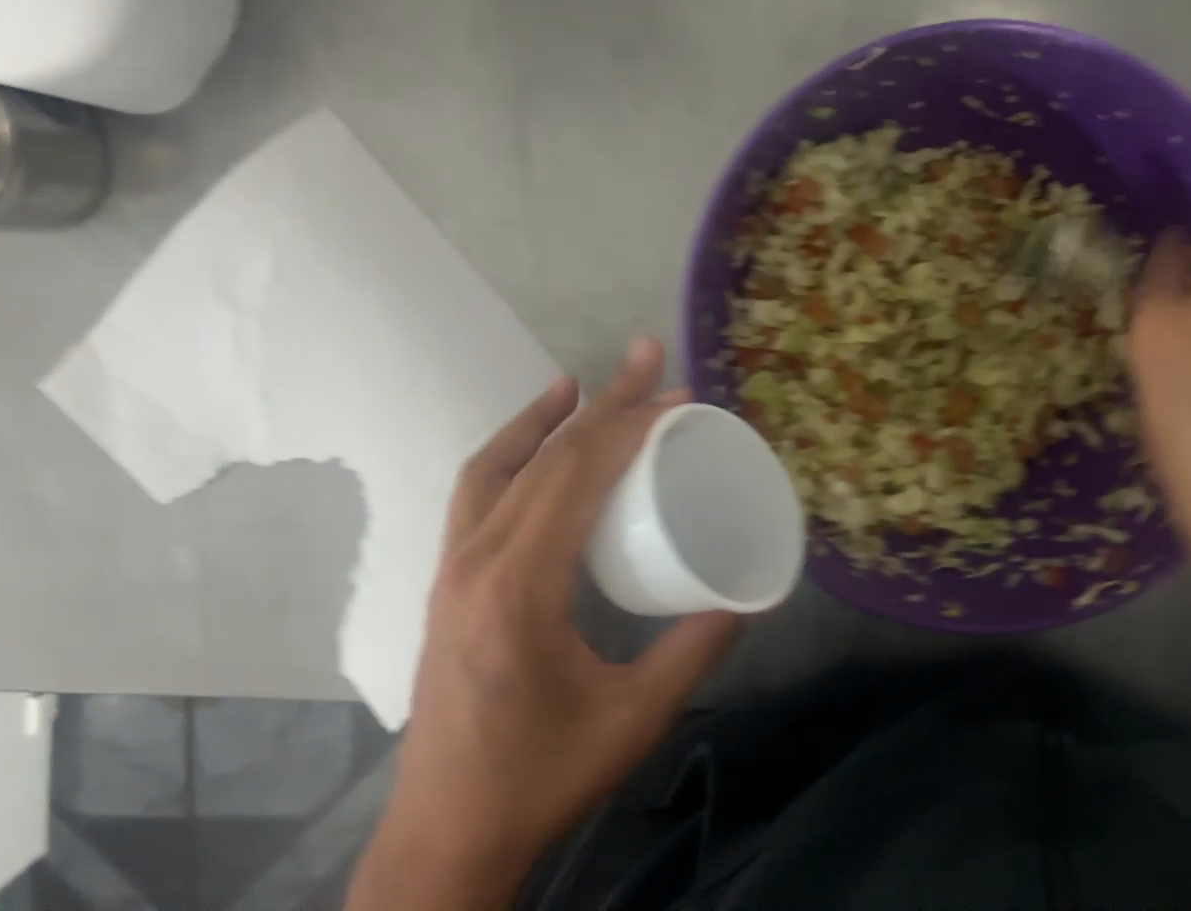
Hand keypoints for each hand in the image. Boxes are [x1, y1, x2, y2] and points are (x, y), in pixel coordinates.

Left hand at [353, 339, 742, 910]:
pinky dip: (507, 456)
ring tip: (579, 382)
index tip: (677, 397)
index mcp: (519, 589)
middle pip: (543, 460)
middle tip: (646, 360)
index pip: (576, 478)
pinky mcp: (447, 584)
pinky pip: (474, 497)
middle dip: (602, 405)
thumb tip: (745, 600)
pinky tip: (532, 451)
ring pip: (494, 469)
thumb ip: (694, 652)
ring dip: (541, 420)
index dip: (630, 427)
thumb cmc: (541, 776)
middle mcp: (476, 562)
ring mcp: (452, 570)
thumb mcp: (635, 718)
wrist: (446, 831)